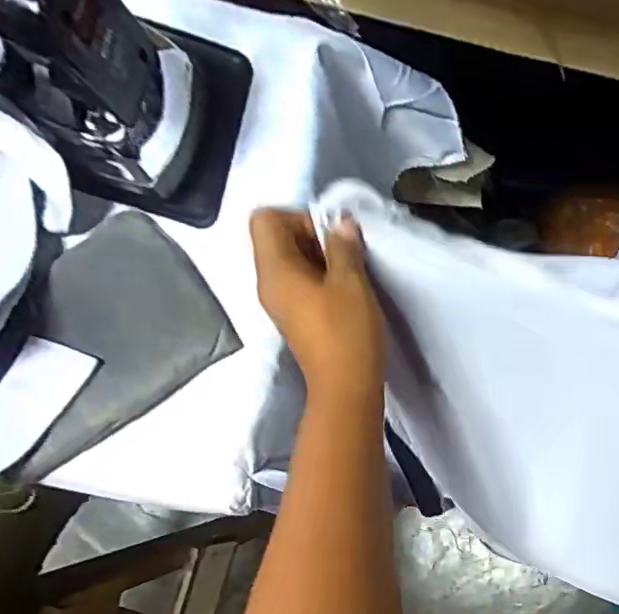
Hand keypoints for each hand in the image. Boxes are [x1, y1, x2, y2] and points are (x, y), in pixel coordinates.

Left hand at [251, 210, 386, 405]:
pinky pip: (301, 287)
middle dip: (313, 239)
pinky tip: (346, 298)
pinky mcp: (296, 322)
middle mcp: (268, 284)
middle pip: (278, 240)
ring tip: (350, 278)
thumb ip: (344, 247)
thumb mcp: (352, 284)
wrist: (346, 390)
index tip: (331, 238)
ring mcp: (280, 306)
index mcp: (274, 270)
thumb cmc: (347, 334)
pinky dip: (321, 283)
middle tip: (346, 257)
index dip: (299, 217)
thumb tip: (341, 225)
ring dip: (321, 262)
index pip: (266, 219)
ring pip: (292, 265)